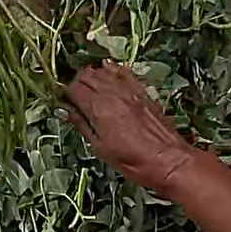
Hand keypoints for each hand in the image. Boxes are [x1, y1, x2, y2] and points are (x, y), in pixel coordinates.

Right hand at [63, 62, 204, 194]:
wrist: (168, 160)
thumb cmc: (132, 160)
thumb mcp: (100, 147)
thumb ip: (81, 124)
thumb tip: (62, 110)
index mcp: (98, 107)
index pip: (73, 89)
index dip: (65, 95)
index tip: (64, 104)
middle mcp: (112, 92)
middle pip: (86, 75)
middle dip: (77, 84)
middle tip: (75, 98)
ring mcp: (129, 89)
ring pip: (104, 71)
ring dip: (93, 76)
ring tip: (90, 88)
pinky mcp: (142, 91)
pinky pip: (124, 73)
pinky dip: (113, 70)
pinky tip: (109, 72)